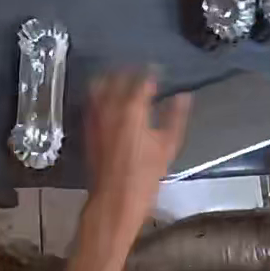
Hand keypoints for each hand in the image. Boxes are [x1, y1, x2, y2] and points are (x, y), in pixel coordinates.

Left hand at [81, 70, 189, 245]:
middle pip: (117, 77)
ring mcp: (95, 116)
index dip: (152, 73)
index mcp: (133, 108)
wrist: (114, 199)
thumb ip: (175, 116)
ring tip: (122, 79)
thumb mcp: (168, 146)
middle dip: (130, 71)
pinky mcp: (87, 127)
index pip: (142, 79)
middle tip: (141, 72)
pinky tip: (109, 99)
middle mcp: (110, 107)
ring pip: (99, 85)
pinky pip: (91, 101)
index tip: (159, 71)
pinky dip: (100, 94)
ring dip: (111, 79)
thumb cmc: (144, 176)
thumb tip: (183, 97)